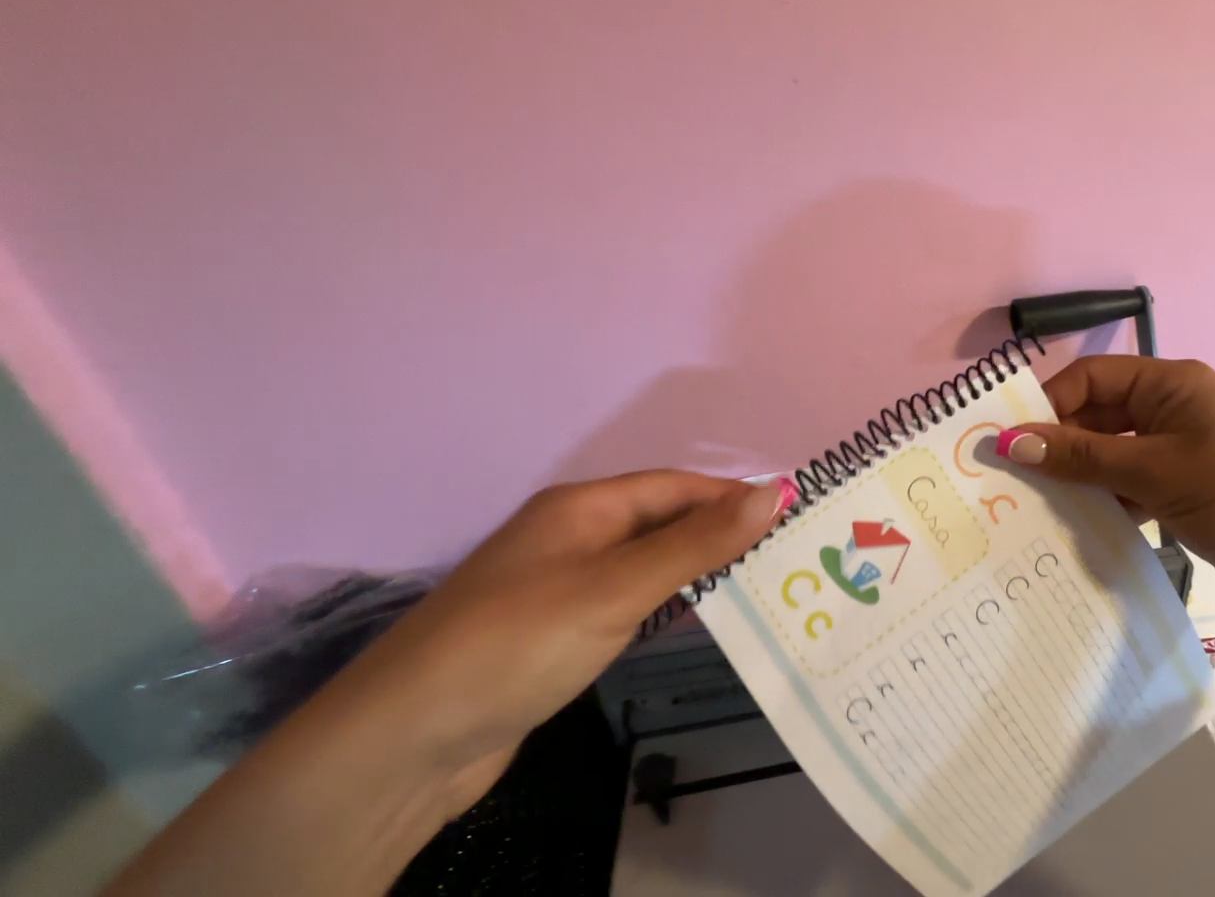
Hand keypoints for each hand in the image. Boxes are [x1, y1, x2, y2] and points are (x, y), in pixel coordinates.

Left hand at [308, 470, 796, 810]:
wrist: (406, 742)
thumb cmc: (518, 643)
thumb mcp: (617, 587)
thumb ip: (698, 542)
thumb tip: (775, 491)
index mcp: (582, 507)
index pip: (676, 486)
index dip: (733, 496)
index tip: (793, 516)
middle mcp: (572, 535)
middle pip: (663, 521)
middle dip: (721, 533)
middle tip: (787, 556)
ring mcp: (560, 585)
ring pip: (647, 564)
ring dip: (698, 569)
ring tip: (761, 586)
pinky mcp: (555, 632)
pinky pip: (627, 602)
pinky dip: (667, 604)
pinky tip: (697, 620)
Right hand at [996, 356, 1214, 612]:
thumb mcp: (1154, 472)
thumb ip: (1082, 457)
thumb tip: (1012, 443)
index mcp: (1169, 384)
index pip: (1091, 378)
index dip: (1050, 405)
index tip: (1012, 444)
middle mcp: (1169, 407)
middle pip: (1096, 415)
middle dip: (1059, 444)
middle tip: (1016, 481)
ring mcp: (1174, 448)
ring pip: (1107, 451)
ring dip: (1079, 475)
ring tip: (1040, 506)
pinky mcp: (1178, 484)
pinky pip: (1126, 481)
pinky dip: (1104, 498)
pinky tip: (1079, 523)